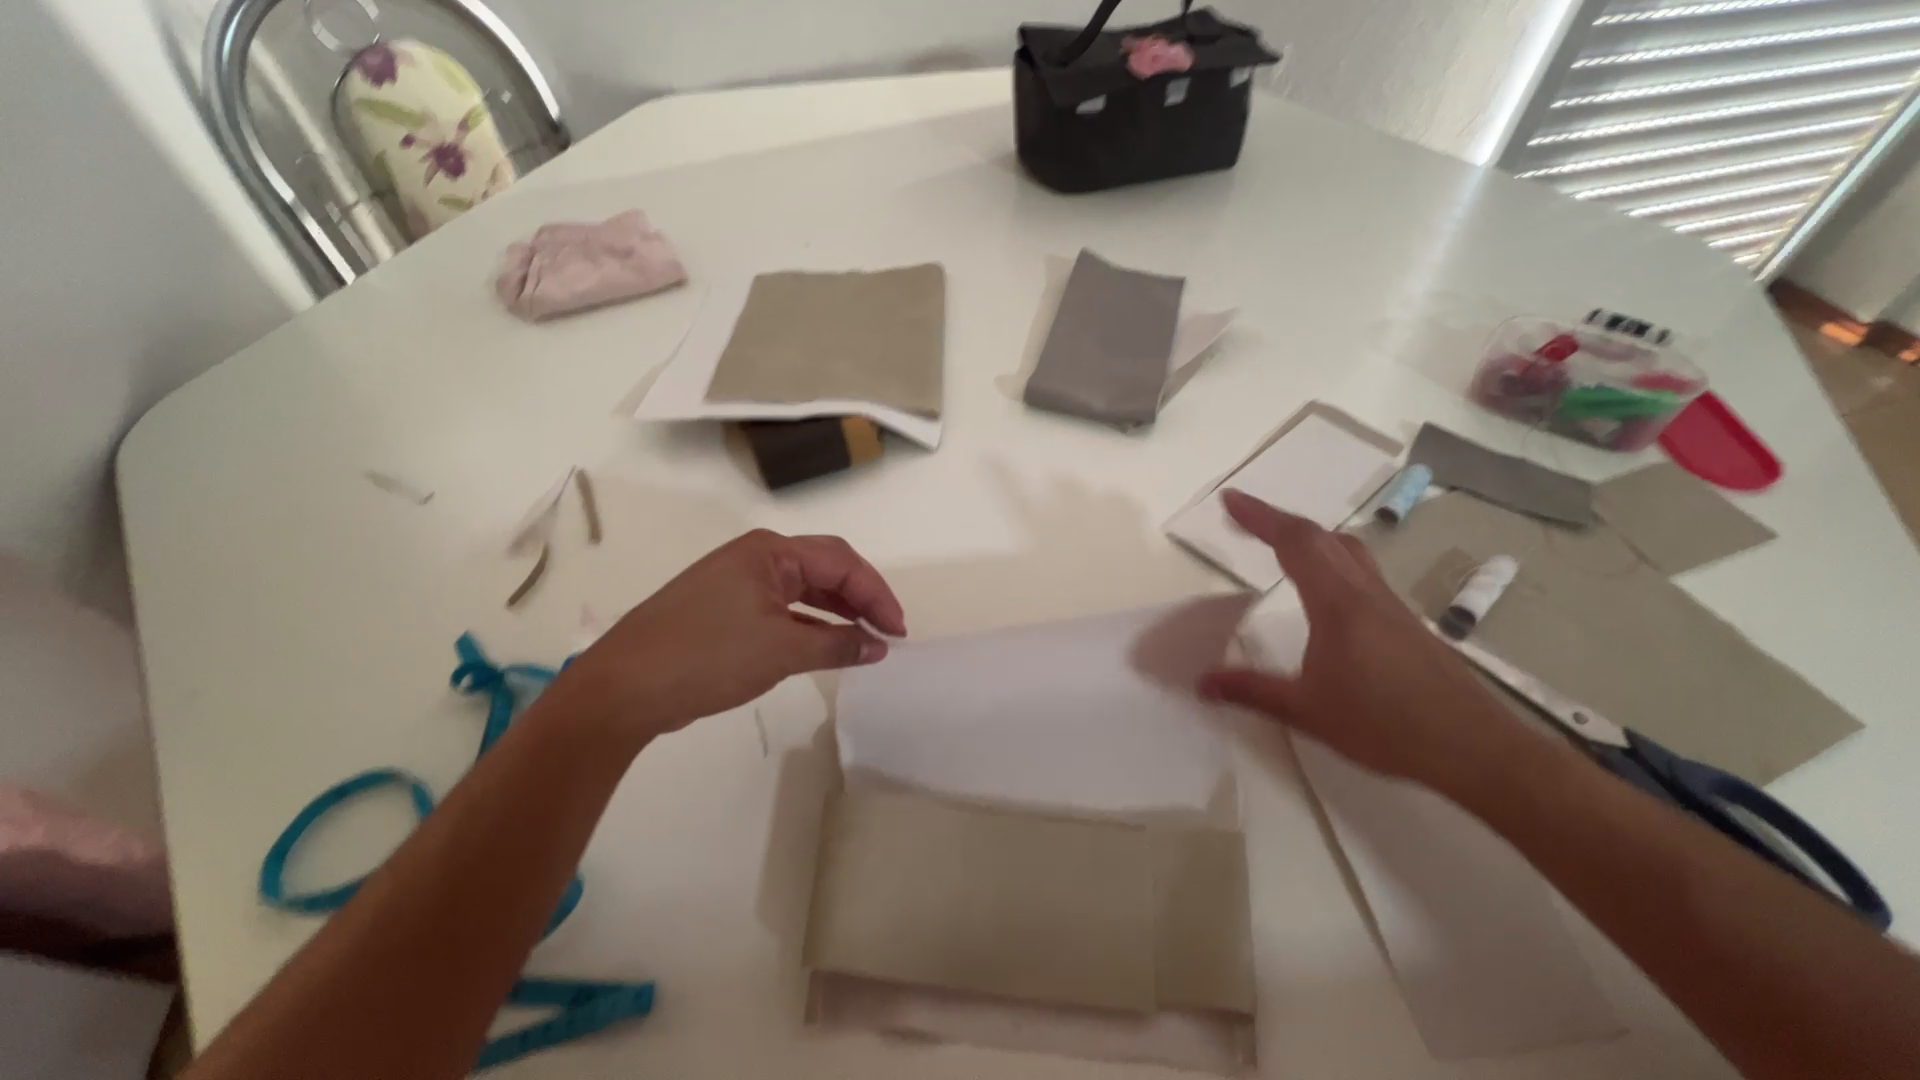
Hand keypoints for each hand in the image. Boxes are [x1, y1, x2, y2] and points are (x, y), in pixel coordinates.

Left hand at [554, 529, 906, 738]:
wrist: (626, 686)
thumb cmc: (708, 656)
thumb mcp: (782, 651)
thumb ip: (837, 645)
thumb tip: (878, 646)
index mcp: (769, 551)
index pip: (841, 562)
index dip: (876, 594)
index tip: (898, 632)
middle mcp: (754, 558)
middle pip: (824, 568)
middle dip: (861, 597)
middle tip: (888, 633)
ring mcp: (736, 583)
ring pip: (803, 590)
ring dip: (836, 613)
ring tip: (865, 640)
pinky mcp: (724, 610)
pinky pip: (781, 609)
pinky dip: (809, 626)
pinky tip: (824, 647)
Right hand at [1197, 490, 1527, 793]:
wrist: (1472, 746)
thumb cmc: (1385, 725)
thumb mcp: (1307, 711)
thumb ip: (1251, 691)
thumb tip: (1201, 683)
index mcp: (1338, 603)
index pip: (1295, 542)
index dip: (1260, 516)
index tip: (1230, 500)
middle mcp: (1366, 592)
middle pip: (1322, 537)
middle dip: (1279, 521)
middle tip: (1244, 519)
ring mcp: (1390, 606)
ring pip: (1348, 551)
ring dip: (1311, 538)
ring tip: (1281, 545)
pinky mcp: (1405, 623)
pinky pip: (1362, 573)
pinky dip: (1332, 562)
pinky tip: (1326, 594)